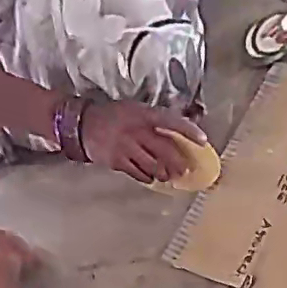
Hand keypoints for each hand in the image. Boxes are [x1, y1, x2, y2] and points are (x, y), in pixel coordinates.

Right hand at [83, 101, 205, 184]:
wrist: (83, 124)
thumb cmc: (116, 117)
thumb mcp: (136, 110)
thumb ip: (157, 120)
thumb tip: (183, 132)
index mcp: (143, 114)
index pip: (171, 121)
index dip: (189, 130)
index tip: (203, 141)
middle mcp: (136, 129)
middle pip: (166, 150)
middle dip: (179, 163)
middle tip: (185, 170)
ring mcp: (125, 146)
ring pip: (154, 165)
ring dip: (164, 173)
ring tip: (168, 176)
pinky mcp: (117, 161)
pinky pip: (139, 174)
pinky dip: (148, 177)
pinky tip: (150, 176)